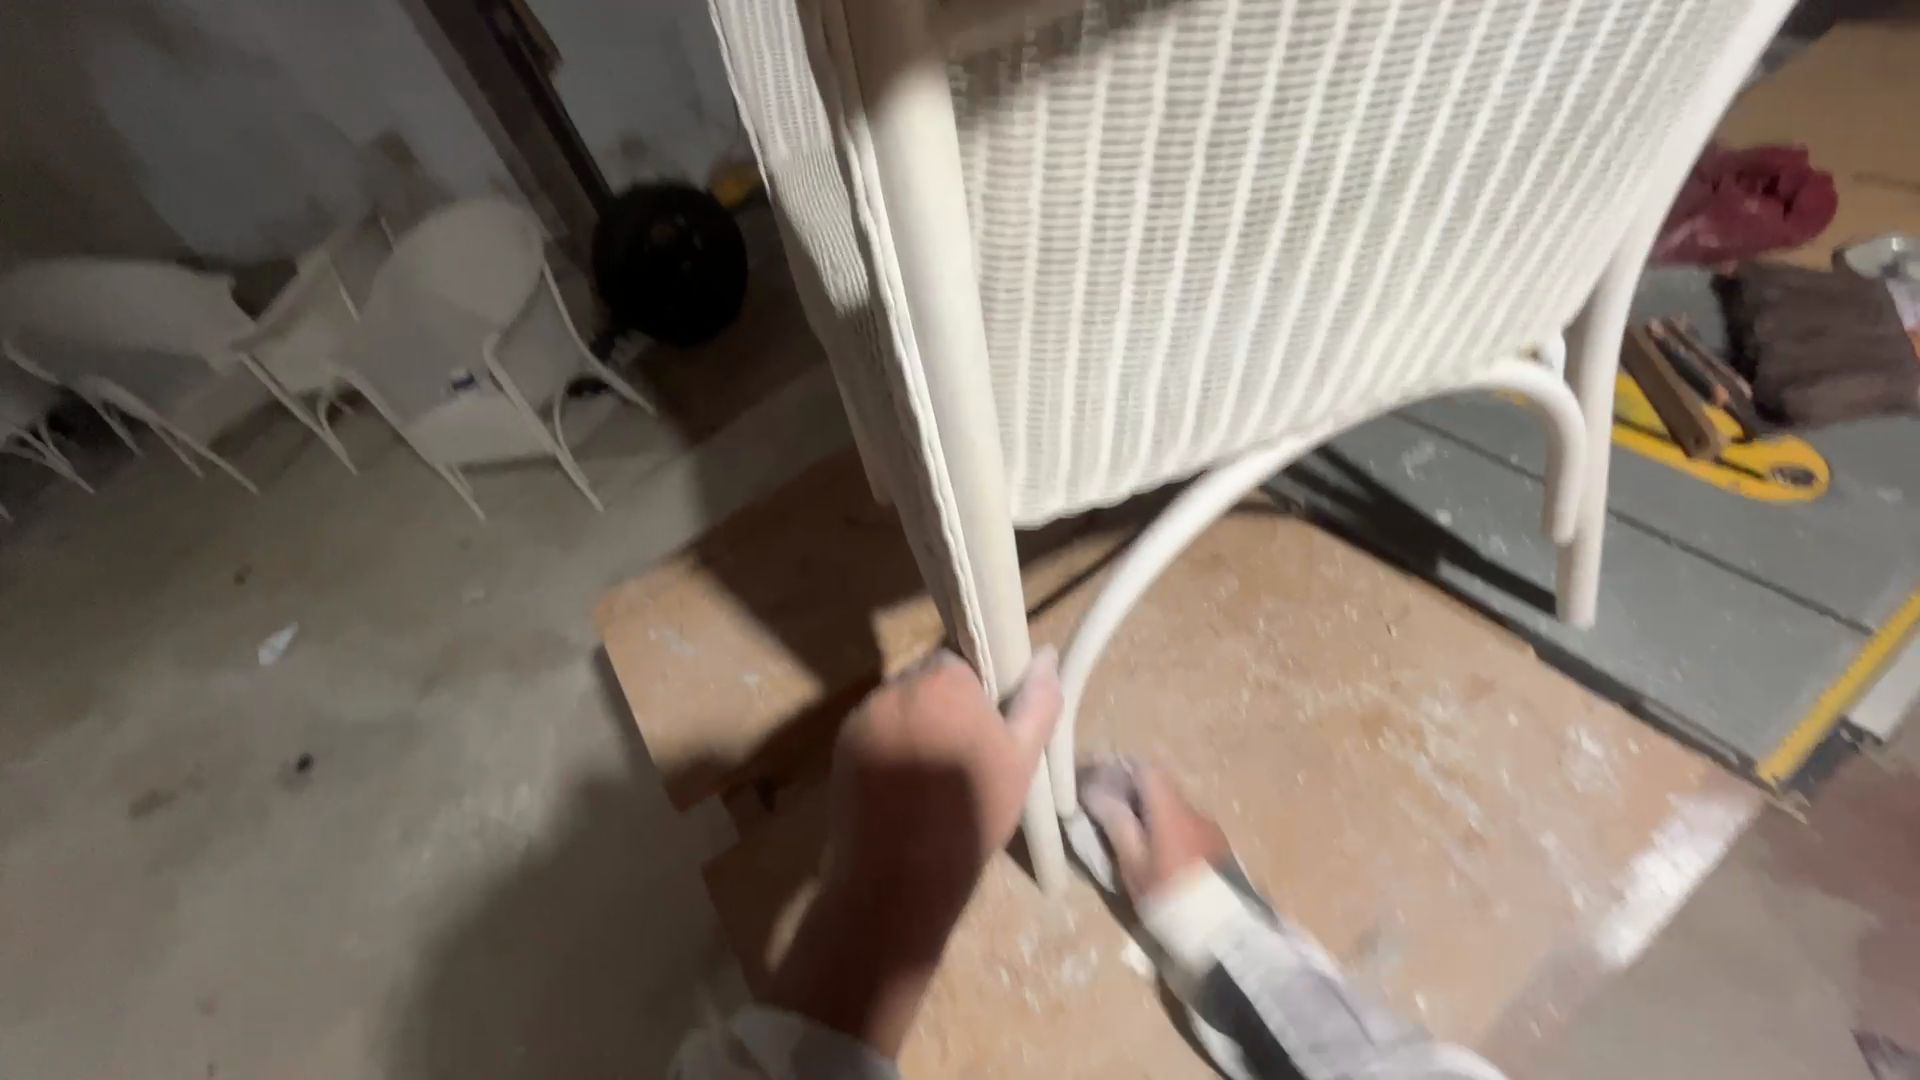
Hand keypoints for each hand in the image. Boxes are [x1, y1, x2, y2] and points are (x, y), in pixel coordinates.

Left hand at [820, 646, 1062, 932]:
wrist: (902, 875)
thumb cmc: (973, 811)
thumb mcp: (1021, 758)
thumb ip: (1037, 700)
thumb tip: (1046, 654)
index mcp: (944, 679)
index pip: (958, 661)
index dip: (974, 692)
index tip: (984, 726)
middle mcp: (898, 686)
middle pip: (925, 680)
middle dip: (942, 705)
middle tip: (960, 751)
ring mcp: (864, 715)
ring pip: (898, 705)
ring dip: (914, 723)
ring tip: (929, 773)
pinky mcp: (842, 744)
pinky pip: (874, 729)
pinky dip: (888, 744)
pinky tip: (901, 784)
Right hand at [1080, 762, 1230, 900]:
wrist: (1228, 938)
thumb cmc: (1172, 899)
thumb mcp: (1134, 866)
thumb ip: (1116, 824)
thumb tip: (1096, 791)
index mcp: (1171, 810)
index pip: (1146, 768)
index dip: (1121, 769)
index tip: (1100, 781)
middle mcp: (1194, 811)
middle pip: (1161, 787)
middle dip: (1134, 793)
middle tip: (1111, 813)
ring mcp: (1211, 830)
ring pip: (1175, 808)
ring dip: (1153, 814)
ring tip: (1135, 840)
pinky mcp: (1221, 849)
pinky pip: (1188, 826)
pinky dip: (1170, 830)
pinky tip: (1162, 856)